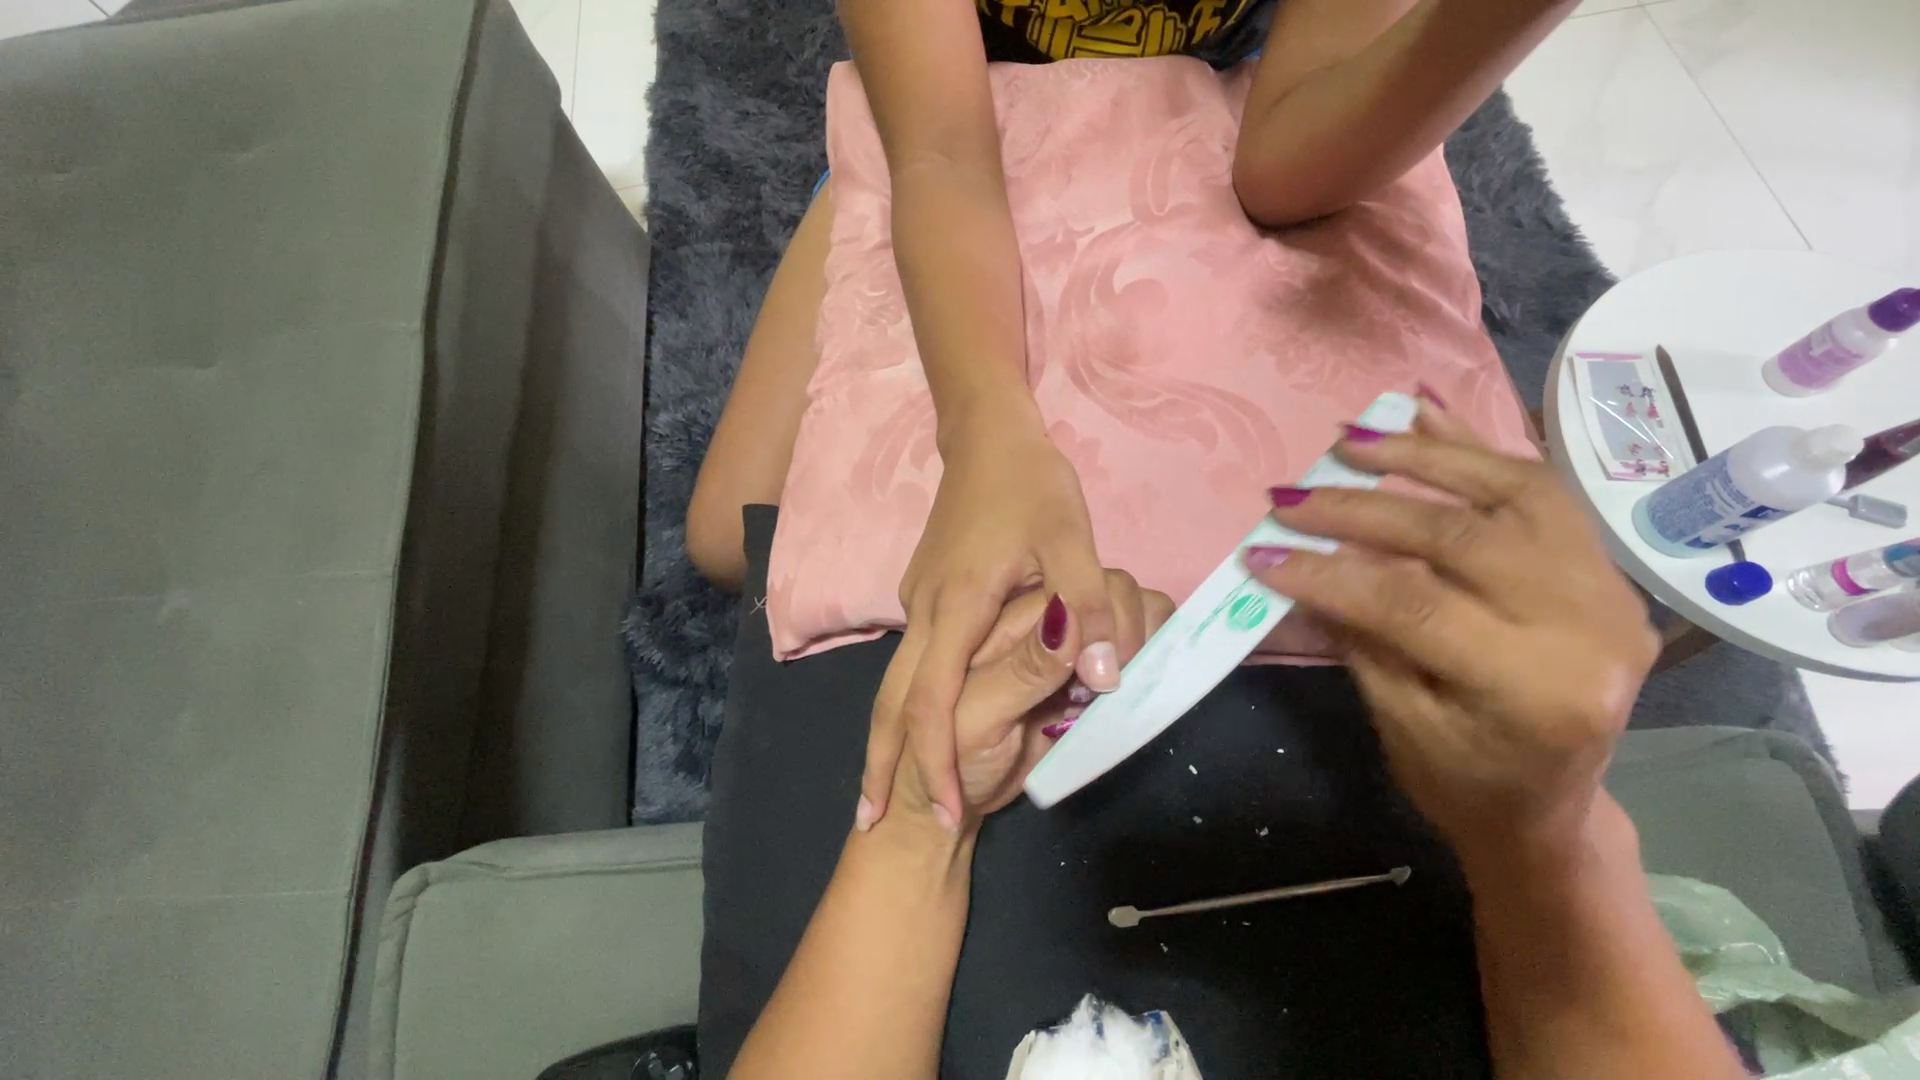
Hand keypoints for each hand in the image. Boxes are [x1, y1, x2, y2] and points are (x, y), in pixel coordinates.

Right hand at [862, 424, 1120, 828]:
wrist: (987, 434)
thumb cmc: (1030, 485)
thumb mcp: (1070, 539)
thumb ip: (1086, 607)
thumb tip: (1105, 679)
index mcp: (955, 605)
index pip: (930, 698)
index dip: (932, 759)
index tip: (941, 811)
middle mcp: (924, 611)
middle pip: (889, 698)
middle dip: (881, 762)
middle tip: (868, 820)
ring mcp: (918, 600)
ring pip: (897, 679)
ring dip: (891, 734)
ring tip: (888, 785)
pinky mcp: (926, 591)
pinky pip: (913, 658)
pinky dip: (909, 700)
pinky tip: (921, 718)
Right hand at [1246, 397, 1658, 863]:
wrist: (1552, 809)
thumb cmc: (1464, 783)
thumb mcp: (1397, 722)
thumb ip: (1358, 633)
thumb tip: (1303, 559)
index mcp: (1532, 688)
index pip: (1413, 603)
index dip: (1329, 571)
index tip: (1262, 551)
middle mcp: (1588, 625)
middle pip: (1459, 536)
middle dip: (1361, 509)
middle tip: (1289, 496)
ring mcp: (1608, 589)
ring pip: (1512, 491)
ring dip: (1423, 455)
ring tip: (1352, 440)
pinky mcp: (1603, 569)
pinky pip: (1539, 491)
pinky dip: (1477, 449)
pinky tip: (1425, 413)